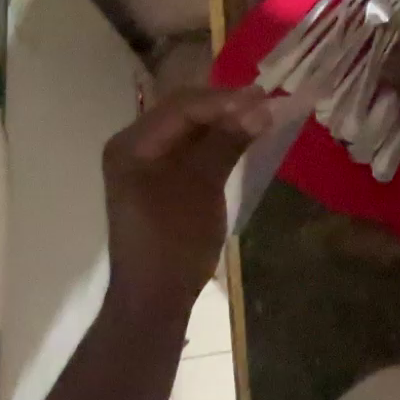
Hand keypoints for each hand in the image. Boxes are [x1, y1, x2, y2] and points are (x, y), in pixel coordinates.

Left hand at [101, 87, 271, 313]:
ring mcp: (146, 159)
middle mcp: (134, 143)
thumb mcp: (202, 190)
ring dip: (224, 118)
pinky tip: (244, 132)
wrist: (154, 300)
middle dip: (225, 104)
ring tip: (262, 111)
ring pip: (190, 124)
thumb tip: (263, 108)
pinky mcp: (161, 174)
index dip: (224, 100)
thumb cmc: (173, 245)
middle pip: (184, 109)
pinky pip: (191, 144)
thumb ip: (227, 143)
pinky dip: (217, 137)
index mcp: (132, 145)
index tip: (264, 98)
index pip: (182, 107)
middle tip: (267, 100)